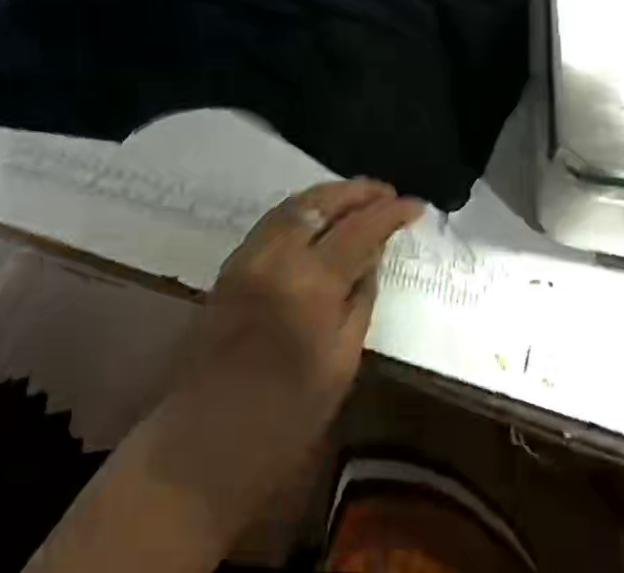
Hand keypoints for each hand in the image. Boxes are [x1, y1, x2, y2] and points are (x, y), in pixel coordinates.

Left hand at [149, 179, 424, 523]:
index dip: (390, 213)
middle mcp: (275, 256)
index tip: (415, 205)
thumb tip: (372, 257)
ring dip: (326, 194)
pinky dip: (298, 209)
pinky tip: (315, 217)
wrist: (209, 432)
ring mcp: (247, 255)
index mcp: (310, 283)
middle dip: (356, 191)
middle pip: (319, 202)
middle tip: (387, 191)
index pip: (358, 229)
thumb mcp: (341, 362)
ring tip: (357, 196)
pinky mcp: (230, 264)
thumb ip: (359, 301)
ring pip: (290, 205)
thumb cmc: (287, 414)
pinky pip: (270, 222)